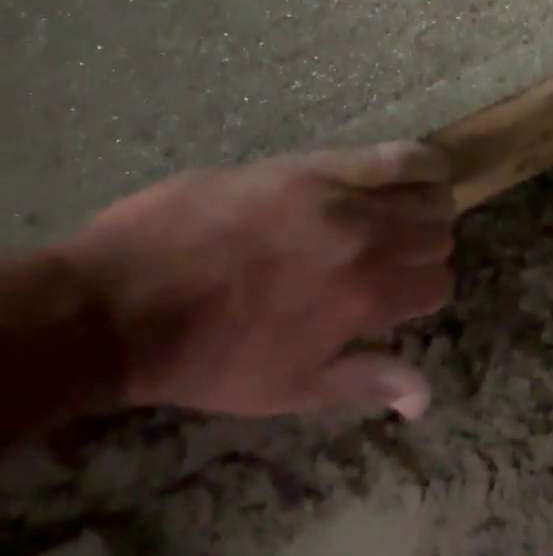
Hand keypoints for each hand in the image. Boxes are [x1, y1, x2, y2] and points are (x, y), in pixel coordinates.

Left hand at [52, 142, 455, 418]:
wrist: (110, 307)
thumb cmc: (200, 358)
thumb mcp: (284, 390)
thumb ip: (364, 384)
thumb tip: (424, 399)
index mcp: (367, 298)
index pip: (440, 284)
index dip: (420, 293)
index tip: (393, 297)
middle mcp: (370, 245)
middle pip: (439, 237)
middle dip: (419, 251)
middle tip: (385, 260)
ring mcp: (346, 201)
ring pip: (430, 197)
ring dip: (423, 211)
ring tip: (394, 219)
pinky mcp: (319, 168)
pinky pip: (401, 156)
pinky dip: (421, 165)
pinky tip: (415, 175)